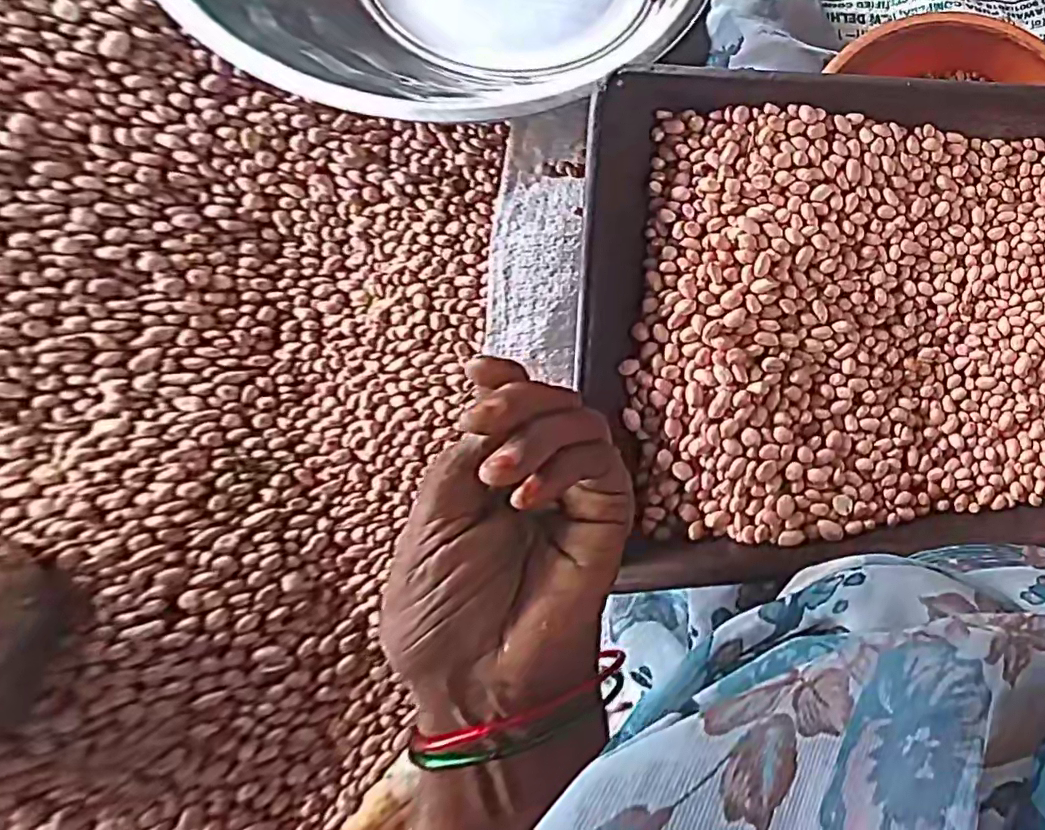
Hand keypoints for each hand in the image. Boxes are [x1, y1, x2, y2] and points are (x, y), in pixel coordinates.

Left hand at [380, 358, 634, 731]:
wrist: (478, 674)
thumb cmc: (445, 608)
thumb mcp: (432, 523)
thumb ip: (465, 457)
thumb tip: (491, 397)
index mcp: (501, 470)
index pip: (517, 409)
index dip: (507, 380)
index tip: (481, 369)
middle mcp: (547, 469)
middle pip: (555, 403)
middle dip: (520, 401)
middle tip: (484, 424)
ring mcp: (582, 487)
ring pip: (582, 422)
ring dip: (539, 434)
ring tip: (500, 476)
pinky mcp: (612, 507)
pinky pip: (601, 460)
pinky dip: (564, 466)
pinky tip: (529, 500)